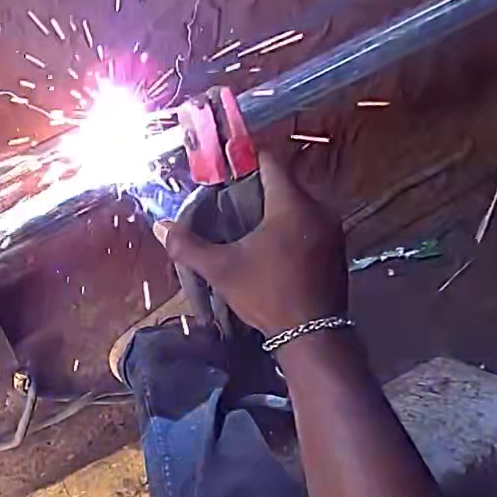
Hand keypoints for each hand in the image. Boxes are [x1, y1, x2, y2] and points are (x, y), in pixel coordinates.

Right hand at [159, 150, 347, 335]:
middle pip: (284, 183)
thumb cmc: (267, 295)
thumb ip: (188, 246)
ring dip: (275, 209)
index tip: (224, 169)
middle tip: (229, 201)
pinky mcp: (337, 249)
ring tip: (248, 224)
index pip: (270, 161)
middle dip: (257, 188)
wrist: (313, 336)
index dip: (245, 160)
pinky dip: (292, 227)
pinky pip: (311, 224)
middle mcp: (319, 209)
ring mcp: (332, 230)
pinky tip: (273, 246)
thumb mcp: (221, 270)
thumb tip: (160, 226)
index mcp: (292, 204)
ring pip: (299, 205)